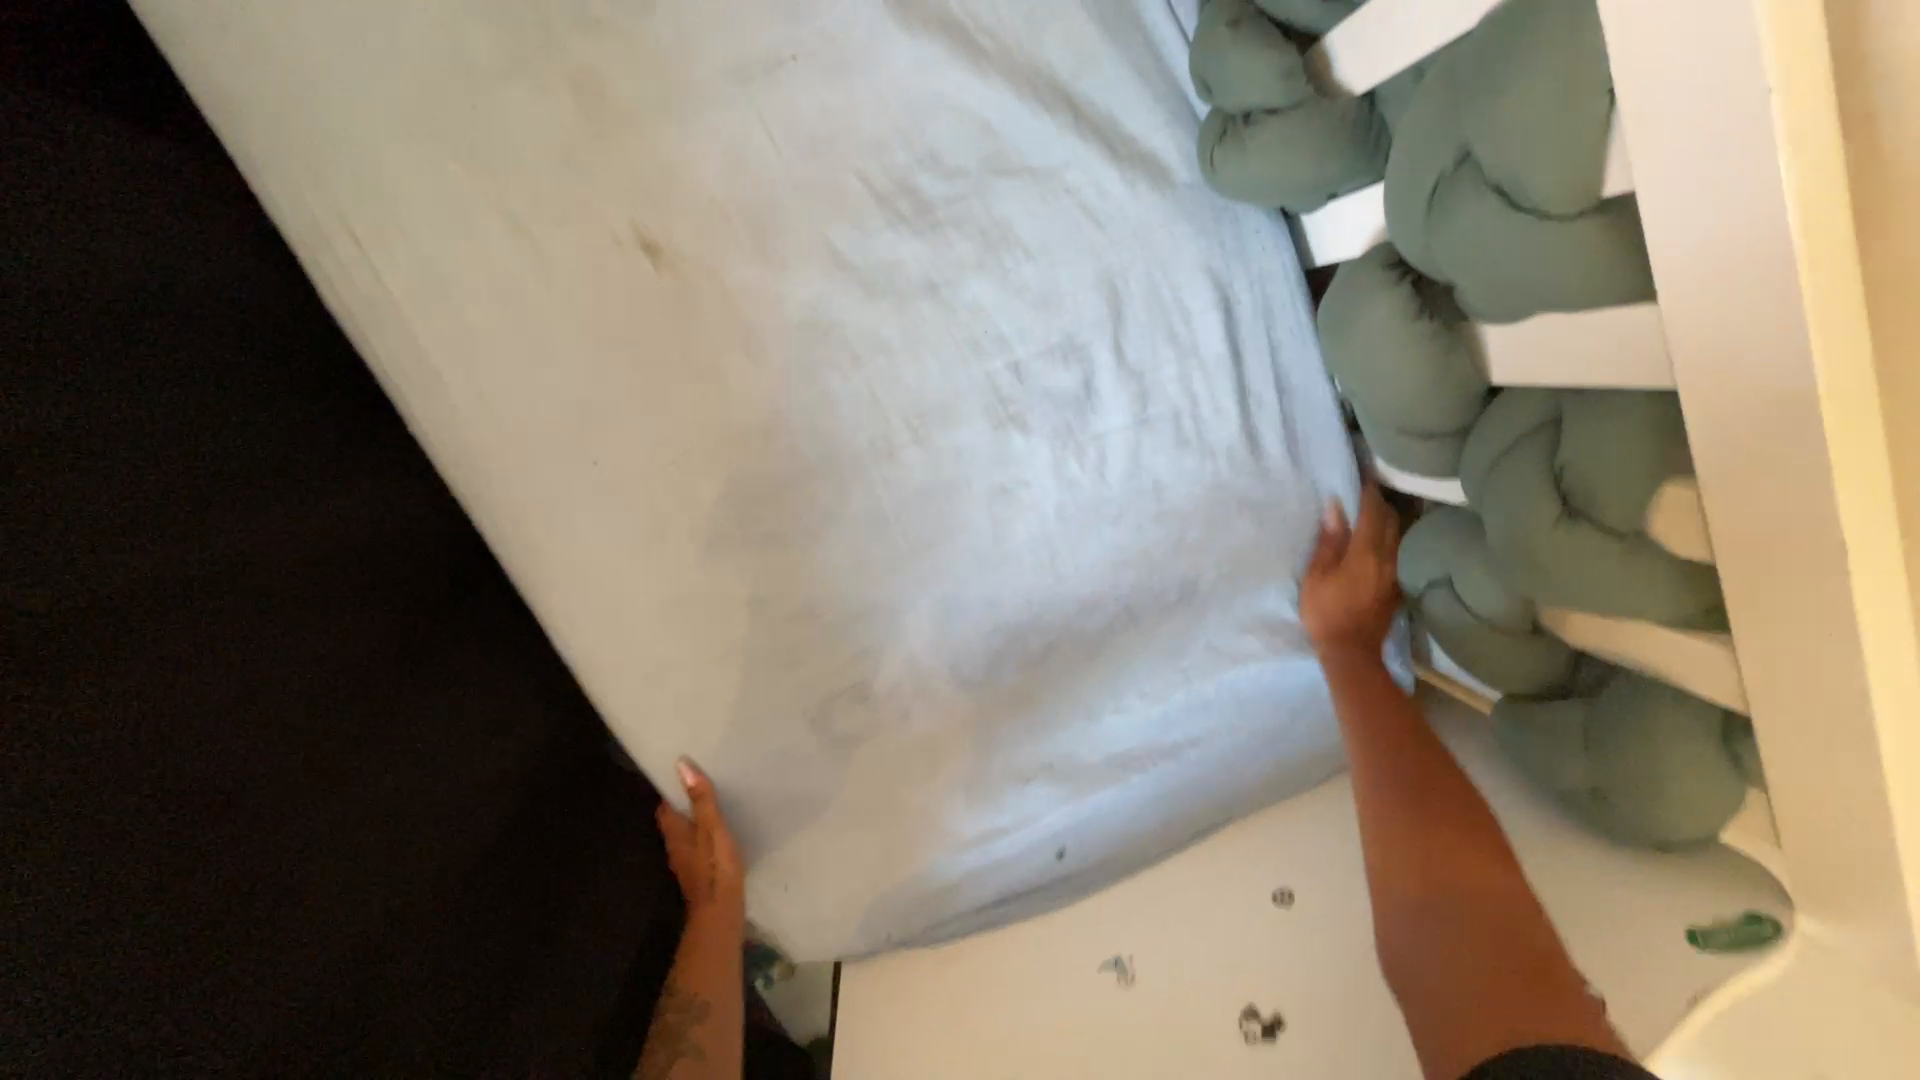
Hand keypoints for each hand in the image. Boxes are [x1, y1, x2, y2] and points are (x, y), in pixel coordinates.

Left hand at [658, 757, 745, 930]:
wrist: (721, 913)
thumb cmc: (715, 867)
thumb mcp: (712, 828)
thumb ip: (701, 799)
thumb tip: (682, 765)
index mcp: (675, 832)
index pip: (665, 805)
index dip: (672, 789)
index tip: (685, 771)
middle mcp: (676, 846)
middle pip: (676, 818)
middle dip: (686, 801)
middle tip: (705, 781)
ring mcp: (688, 861)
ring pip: (688, 832)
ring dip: (697, 817)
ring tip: (717, 799)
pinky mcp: (701, 871)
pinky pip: (700, 844)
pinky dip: (706, 833)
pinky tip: (722, 830)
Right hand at [1302, 482, 1402, 663]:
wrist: (1351, 652)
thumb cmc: (1326, 612)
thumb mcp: (1317, 575)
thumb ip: (1329, 540)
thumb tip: (1336, 507)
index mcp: (1366, 552)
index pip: (1372, 512)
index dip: (1368, 491)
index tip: (1363, 474)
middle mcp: (1388, 558)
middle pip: (1391, 521)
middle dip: (1381, 503)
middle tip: (1367, 490)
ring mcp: (1396, 573)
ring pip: (1397, 537)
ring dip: (1387, 520)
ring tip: (1373, 512)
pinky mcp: (1396, 587)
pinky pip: (1396, 553)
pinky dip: (1389, 540)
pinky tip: (1379, 541)